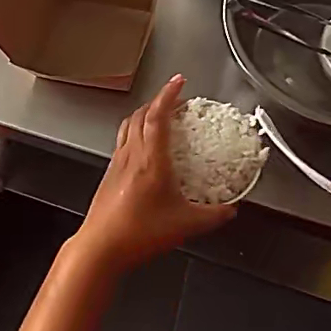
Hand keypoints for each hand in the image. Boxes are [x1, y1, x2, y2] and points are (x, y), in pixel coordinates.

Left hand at [75, 75, 234, 271]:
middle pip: (141, 115)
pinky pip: (122, 142)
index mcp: (151, 160)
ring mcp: (117, 164)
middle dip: (158, 101)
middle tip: (175, 100)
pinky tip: (143, 149)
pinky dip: (135, 134)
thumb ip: (214, 215)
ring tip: (159, 117)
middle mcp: (131, 156)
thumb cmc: (137, 234)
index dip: (169, 94)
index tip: (179, 82)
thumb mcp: (186, 225)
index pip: (158, 116)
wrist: (100, 248)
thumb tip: (231, 209)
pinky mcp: (109, 175)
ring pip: (128, 126)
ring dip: (144, 115)